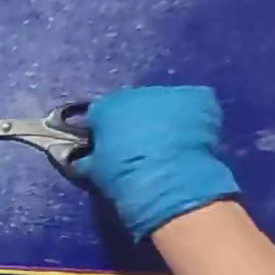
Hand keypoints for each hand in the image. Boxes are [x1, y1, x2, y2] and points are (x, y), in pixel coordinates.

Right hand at [72, 85, 240, 240]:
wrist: (166, 181)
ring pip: (160, 102)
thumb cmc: (121, 177)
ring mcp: (168, 93)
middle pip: (130, 104)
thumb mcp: (93, 169)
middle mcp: (134, 92)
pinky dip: (189, 116)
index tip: (105, 147)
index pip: (98, 113)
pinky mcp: (198, 97)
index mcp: (105, 108)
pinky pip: (190, 103)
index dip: (101, 130)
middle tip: (135, 147)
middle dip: (132, 121)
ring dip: (159, 117)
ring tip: (164, 143)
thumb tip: (76, 157)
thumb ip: (84, 157)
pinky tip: (187, 136)